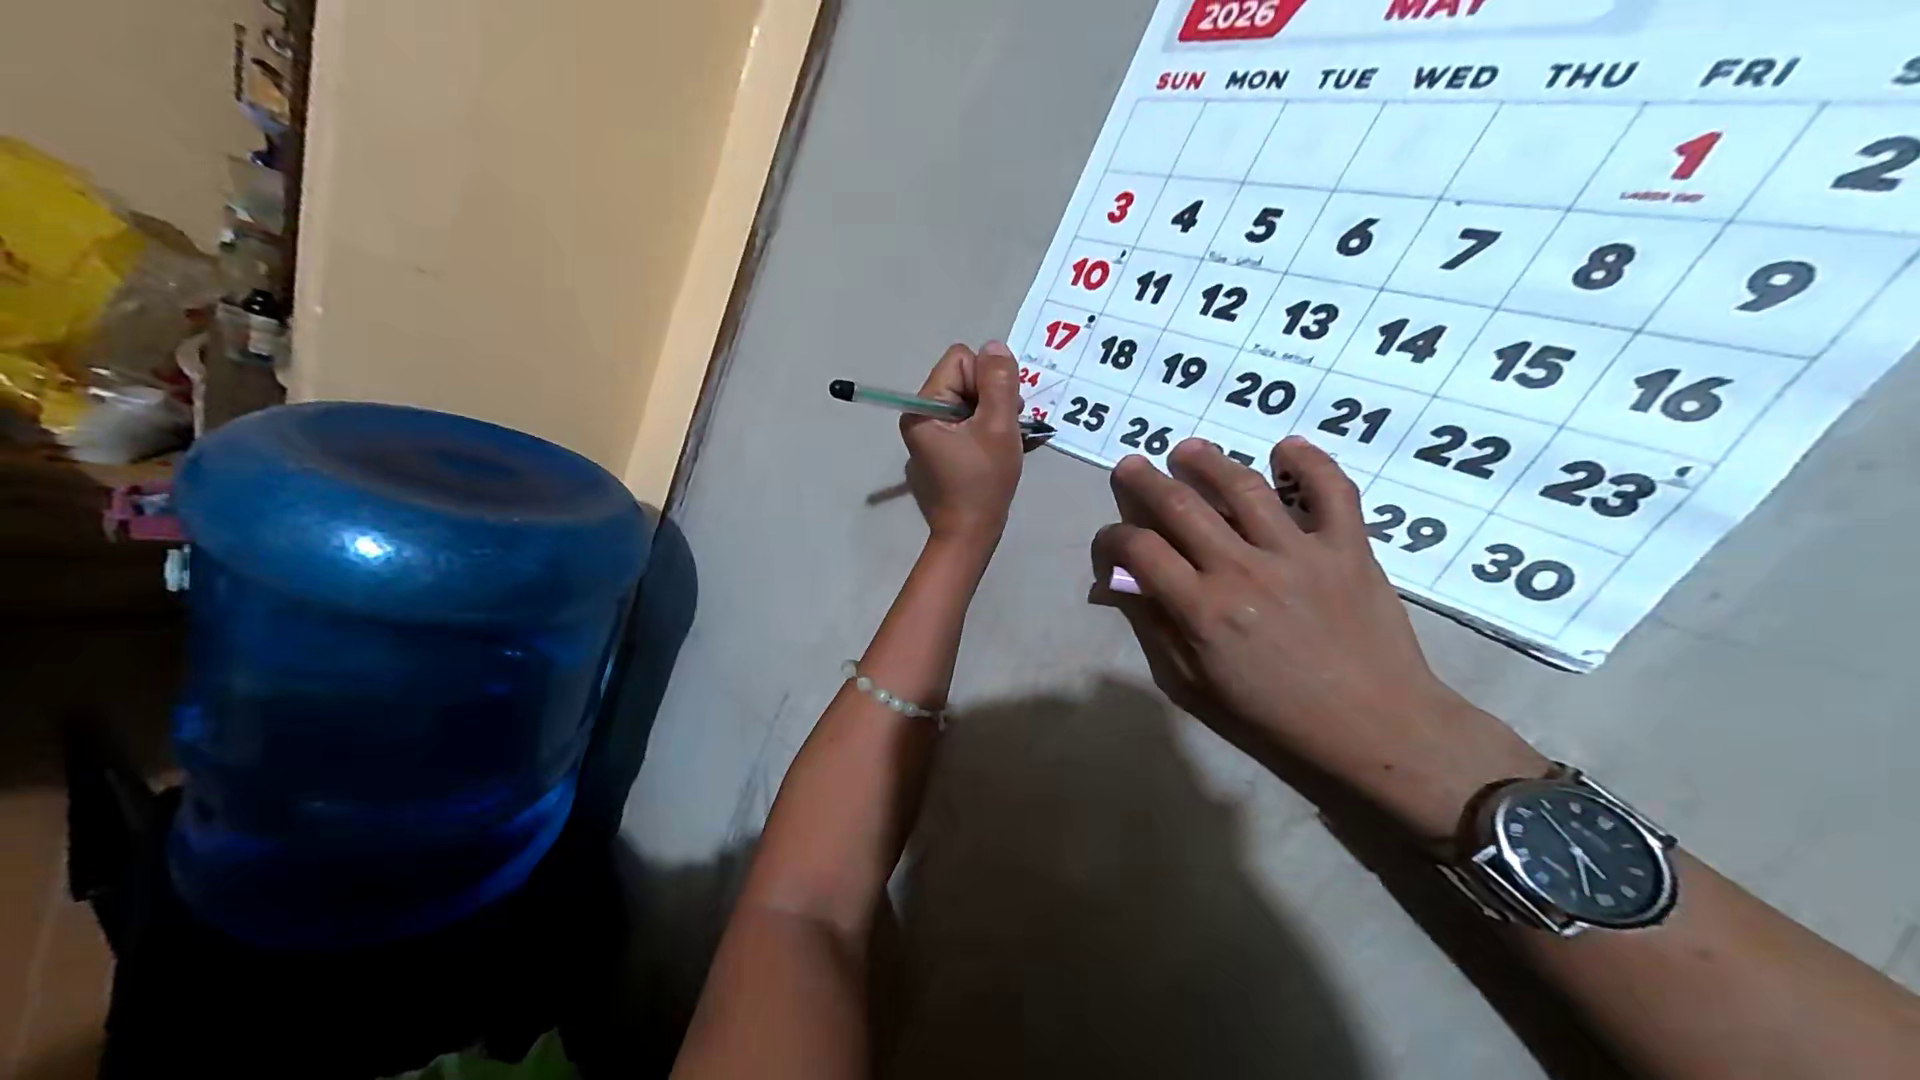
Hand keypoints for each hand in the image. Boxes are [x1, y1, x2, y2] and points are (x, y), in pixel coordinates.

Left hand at [901, 342, 1025, 553]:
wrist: (970, 533)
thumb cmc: (983, 482)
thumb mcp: (998, 427)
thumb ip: (999, 382)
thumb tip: (995, 346)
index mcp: (923, 407)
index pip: (960, 360)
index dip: (987, 379)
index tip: (997, 412)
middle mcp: (920, 413)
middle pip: (965, 376)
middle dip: (992, 395)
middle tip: (1006, 426)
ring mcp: (930, 430)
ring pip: (970, 397)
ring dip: (994, 412)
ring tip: (1005, 438)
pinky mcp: (942, 445)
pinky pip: (968, 418)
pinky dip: (987, 427)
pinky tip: (998, 446)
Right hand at [1092, 436, 1546, 837]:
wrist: (1374, 727)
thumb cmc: (1275, 714)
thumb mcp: (1195, 683)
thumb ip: (1156, 626)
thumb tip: (1122, 584)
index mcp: (1202, 610)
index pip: (1139, 550)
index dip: (1113, 538)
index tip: (1112, 541)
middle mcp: (1243, 571)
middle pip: (1179, 505)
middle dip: (1144, 480)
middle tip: (1131, 464)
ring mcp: (1298, 553)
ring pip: (1243, 487)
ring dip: (1207, 460)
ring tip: (1189, 449)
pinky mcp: (1347, 547)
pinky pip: (1332, 490)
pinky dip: (1310, 462)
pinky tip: (1287, 448)